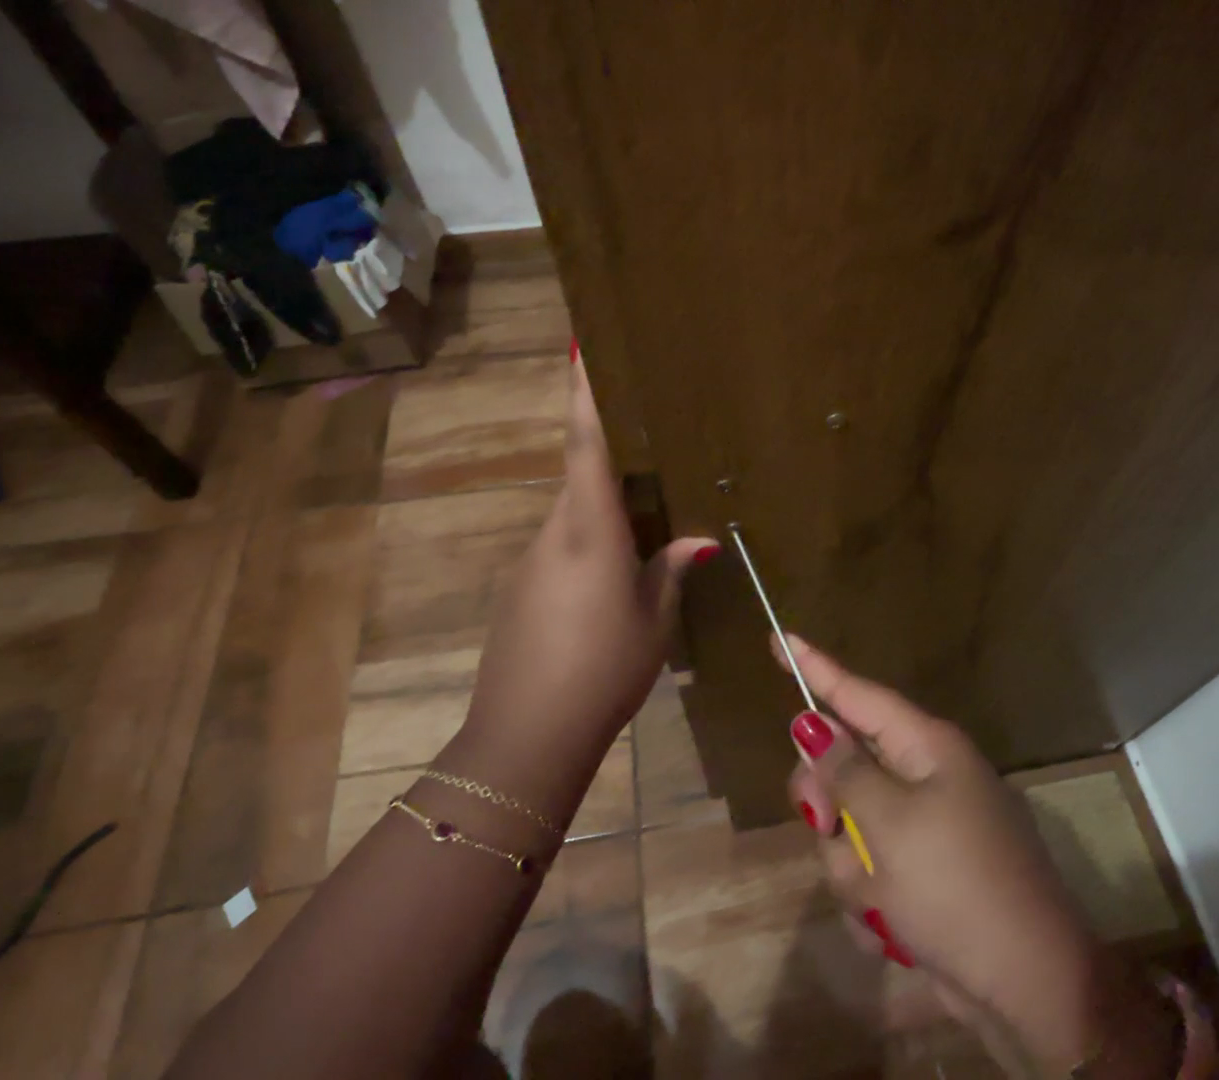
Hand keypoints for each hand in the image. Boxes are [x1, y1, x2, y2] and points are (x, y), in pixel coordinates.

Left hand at [456, 357, 715, 756]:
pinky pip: (561, 549)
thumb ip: (670, 571)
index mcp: (590, 531)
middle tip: (651, 442)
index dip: (585, 394)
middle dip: (610, 455)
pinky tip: (613, 580)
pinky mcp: (521, 590)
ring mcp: (531, 562)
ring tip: (648, 523)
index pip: (587, 446)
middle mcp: (554, 533)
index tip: (579, 344)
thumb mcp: (653, 621)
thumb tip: (697, 540)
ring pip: (573, 516)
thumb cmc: (604, 670)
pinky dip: (589, 546)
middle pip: (581, 477)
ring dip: (604, 510)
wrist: (527, 733)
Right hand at [781, 635, 1175, 1076]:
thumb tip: (812, 724)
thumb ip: (844, 772)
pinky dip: (874, 903)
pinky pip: (870, 875)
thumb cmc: (955, 885)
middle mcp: (926, 780)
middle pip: (844, 770)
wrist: (1026, 983)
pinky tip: (896, 928)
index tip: (777, 638)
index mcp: (927, 749)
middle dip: (830, 808)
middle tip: (829, 827)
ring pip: (850, 832)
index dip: (815, 668)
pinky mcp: (924, 877)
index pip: (859, 696)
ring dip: (854, 871)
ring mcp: (926, 831)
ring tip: (885, 901)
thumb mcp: (890, 823)